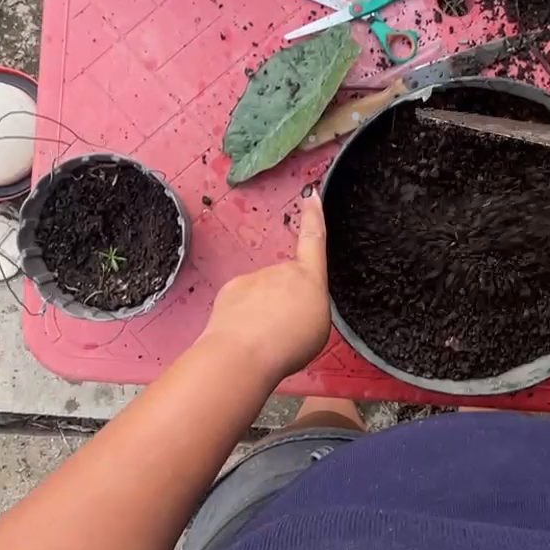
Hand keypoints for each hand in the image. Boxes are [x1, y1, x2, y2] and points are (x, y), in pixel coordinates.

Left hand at [198, 191, 331, 381]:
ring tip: (265, 340)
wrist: (244, 353)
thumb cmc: (288, 344)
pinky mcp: (231, 289)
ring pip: (262, 293)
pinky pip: (242, 301)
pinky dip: (244, 316)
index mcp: (309, 278)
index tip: (312, 196)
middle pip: (286, 282)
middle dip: (286, 302)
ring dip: (264, 312)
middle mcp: (281, 271)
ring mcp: (254, 278)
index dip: (314, 217)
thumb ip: (310, 306)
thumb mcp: (318, 327)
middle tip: (286, 332)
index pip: (314, 240)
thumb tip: (295, 305)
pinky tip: (246, 335)